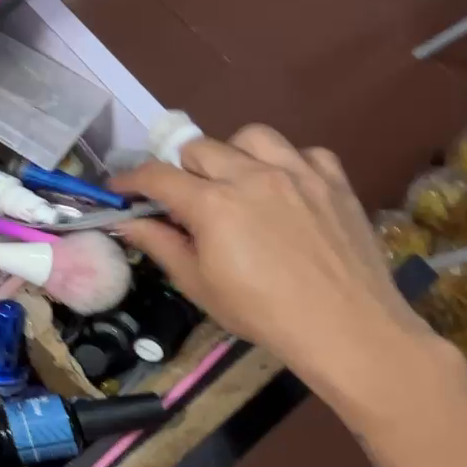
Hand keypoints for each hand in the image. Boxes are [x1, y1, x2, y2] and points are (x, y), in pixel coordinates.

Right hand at [112, 124, 465, 410]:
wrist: (348, 329)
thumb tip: (125, 222)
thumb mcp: (196, 283)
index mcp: (213, 204)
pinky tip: (282, 188)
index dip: (130, 181)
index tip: (119, 191)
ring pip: (251, 137)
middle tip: (181, 198)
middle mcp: (252, 177)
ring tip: (233, 181)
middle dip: (180, 169)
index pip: (157, 175)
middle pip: (198, 148)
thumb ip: (159, 243)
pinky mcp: (335, 182)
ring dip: (231, 153)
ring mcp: (299, 174)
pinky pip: (304, 152)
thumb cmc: (261, 312)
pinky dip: (286, 162)